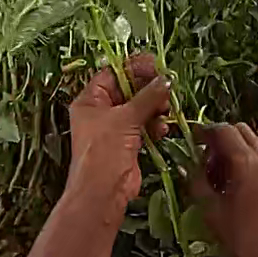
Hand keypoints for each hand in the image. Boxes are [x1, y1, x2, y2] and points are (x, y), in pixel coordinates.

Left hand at [65, 54, 171, 211]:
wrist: (104, 192)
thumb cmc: (105, 150)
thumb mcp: (126, 117)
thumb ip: (148, 96)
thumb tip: (166, 79)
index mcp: (90, 100)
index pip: (112, 74)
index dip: (133, 68)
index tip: (156, 65)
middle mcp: (101, 111)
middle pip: (128, 90)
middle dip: (149, 89)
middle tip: (167, 88)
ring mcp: (115, 128)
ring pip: (140, 108)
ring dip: (155, 108)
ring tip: (167, 110)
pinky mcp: (128, 142)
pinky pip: (145, 125)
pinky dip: (155, 124)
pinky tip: (162, 129)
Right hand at [193, 123, 257, 256]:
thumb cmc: (237, 238)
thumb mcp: (209, 208)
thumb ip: (197, 179)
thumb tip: (188, 163)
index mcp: (246, 163)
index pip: (224, 130)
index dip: (205, 131)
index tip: (191, 140)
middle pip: (241, 131)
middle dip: (220, 138)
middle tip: (204, 157)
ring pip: (252, 143)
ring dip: (233, 148)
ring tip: (216, 173)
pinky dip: (244, 160)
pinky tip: (232, 183)